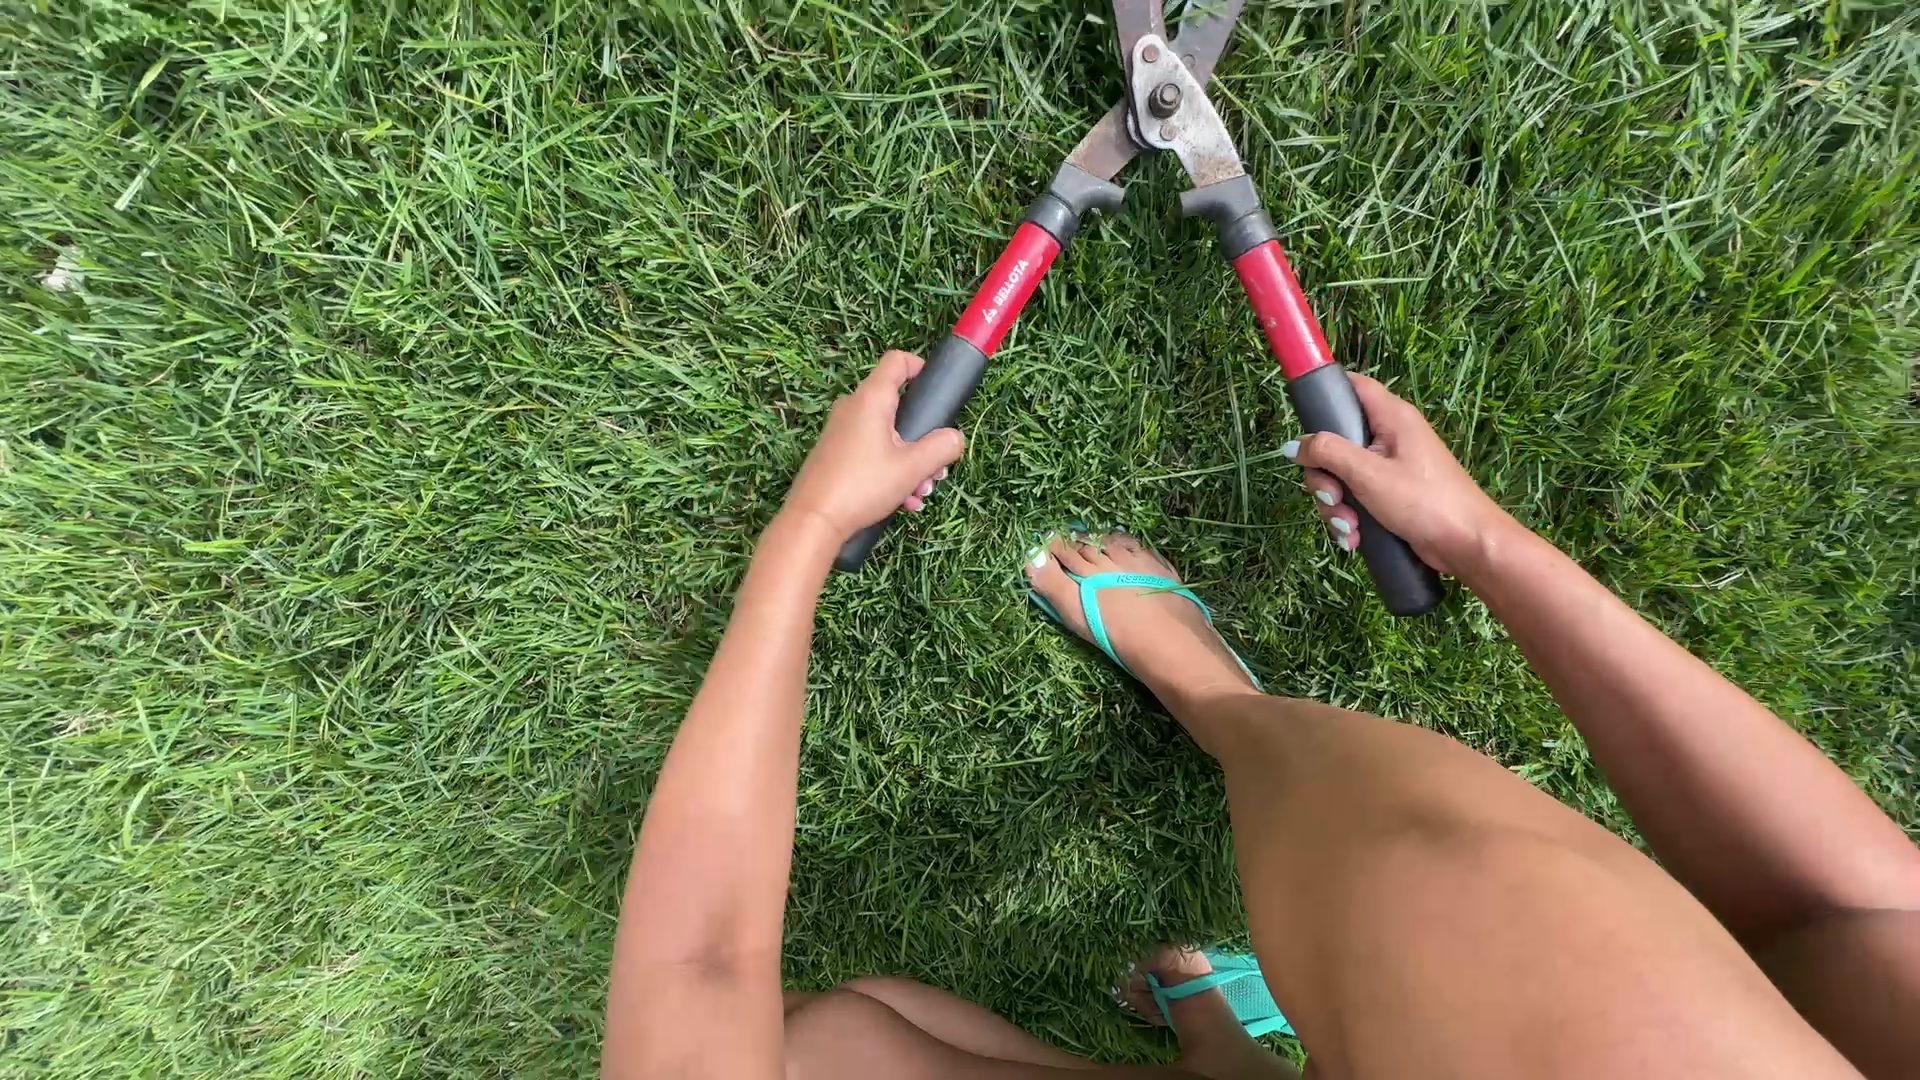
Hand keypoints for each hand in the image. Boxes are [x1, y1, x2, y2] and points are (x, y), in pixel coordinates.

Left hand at [783, 350, 965, 538]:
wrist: (814, 520)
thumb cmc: (863, 486)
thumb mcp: (912, 468)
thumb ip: (941, 447)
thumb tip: (955, 438)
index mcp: (871, 400)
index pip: (897, 361)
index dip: (920, 368)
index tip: (936, 392)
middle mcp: (853, 408)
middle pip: (899, 409)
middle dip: (924, 439)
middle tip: (935, 470)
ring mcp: (842, 432)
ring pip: (888, 437)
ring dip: (911, 463)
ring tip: (920, 494)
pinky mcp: (835, 454)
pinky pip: (872, 454)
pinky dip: (890, 472)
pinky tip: (903, 502)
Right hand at [1285, 373, 1515, 577]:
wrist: (1465, 545)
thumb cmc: (1423, 501)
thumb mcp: (1368, 474)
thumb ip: (1327, 453)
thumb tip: (1293, 445)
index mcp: (1391, 418)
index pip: (1353, 386)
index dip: (1325, 393)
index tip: (1301, 418)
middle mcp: (1388, 437)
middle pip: (1334, 442)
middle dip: (1323, 476)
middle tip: (1332, 497)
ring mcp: (1387, 466)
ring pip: (1338, 475)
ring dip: (1334, 504)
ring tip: (1348, 527)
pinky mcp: (1387, 492)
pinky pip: (1352, 496)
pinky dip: (1347, 516)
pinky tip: (1353, 536)